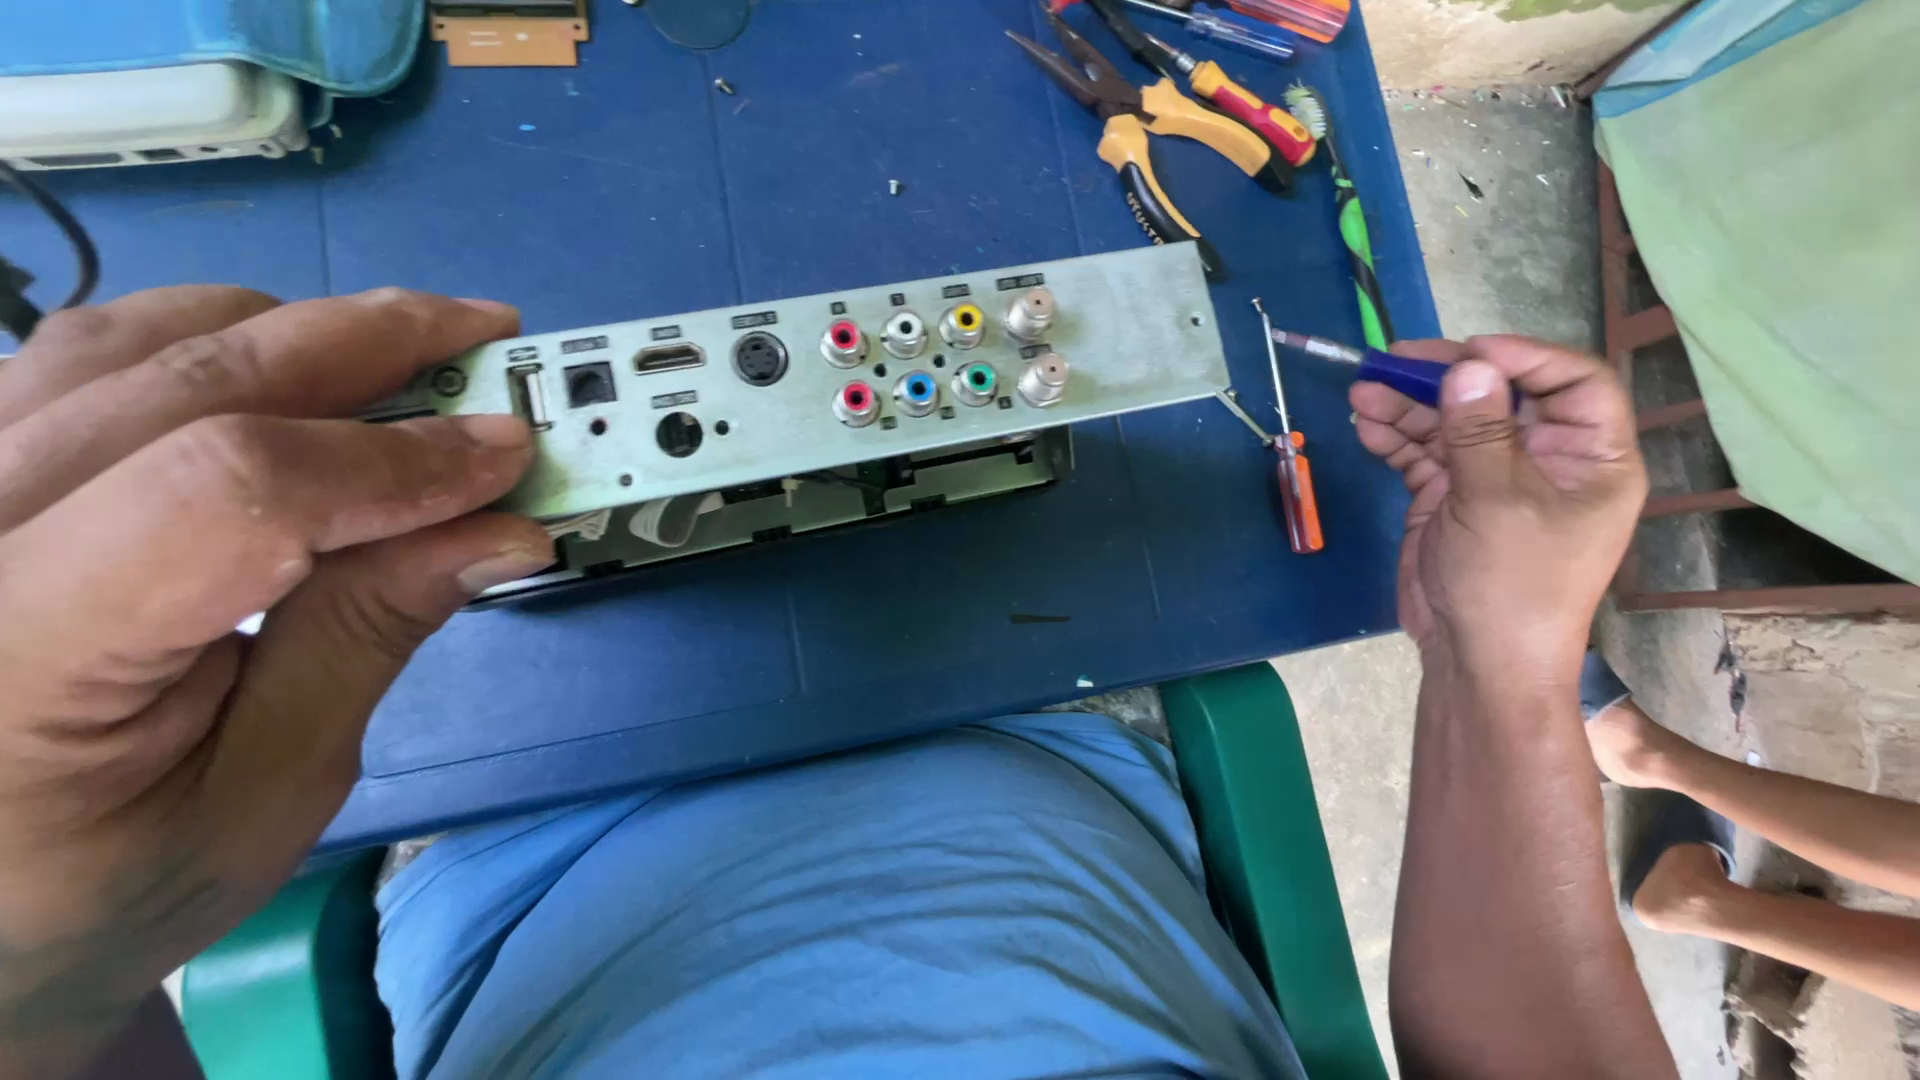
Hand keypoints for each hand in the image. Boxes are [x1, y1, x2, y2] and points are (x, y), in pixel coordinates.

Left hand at [0, 287, 551, 1072]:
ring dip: (298, 330)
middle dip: (369, 348)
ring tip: (409, 350)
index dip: (395, 460)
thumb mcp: (275, 785)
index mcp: (15, 661)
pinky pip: (80, 352)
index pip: (230, 497)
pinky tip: (294, 366)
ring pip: (126, 342)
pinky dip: (215, 337)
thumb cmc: (116, 881)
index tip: (514, 451)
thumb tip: (505, 528)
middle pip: (183, 384)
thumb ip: (374, 633)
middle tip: (490, 338)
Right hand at [1351, 335, 1645, 682]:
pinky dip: (1394, 439)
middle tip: (1393, 361)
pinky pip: (1421, 455)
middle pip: (1497, 398)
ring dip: (1406, 407)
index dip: (1524, 358)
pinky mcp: (1447, 498)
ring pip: (1449, 424)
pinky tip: (1367, 427)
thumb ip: (1479, 432)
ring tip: (1362, 394)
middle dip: (1444, 379)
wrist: (1475, 656)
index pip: (1573, 384)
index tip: (1468, 351)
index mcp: (1589, 458)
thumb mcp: (1498, 502)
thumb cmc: (1513, 583)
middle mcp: (1542, 460)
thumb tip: (1467, 366)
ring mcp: (1489, 478)